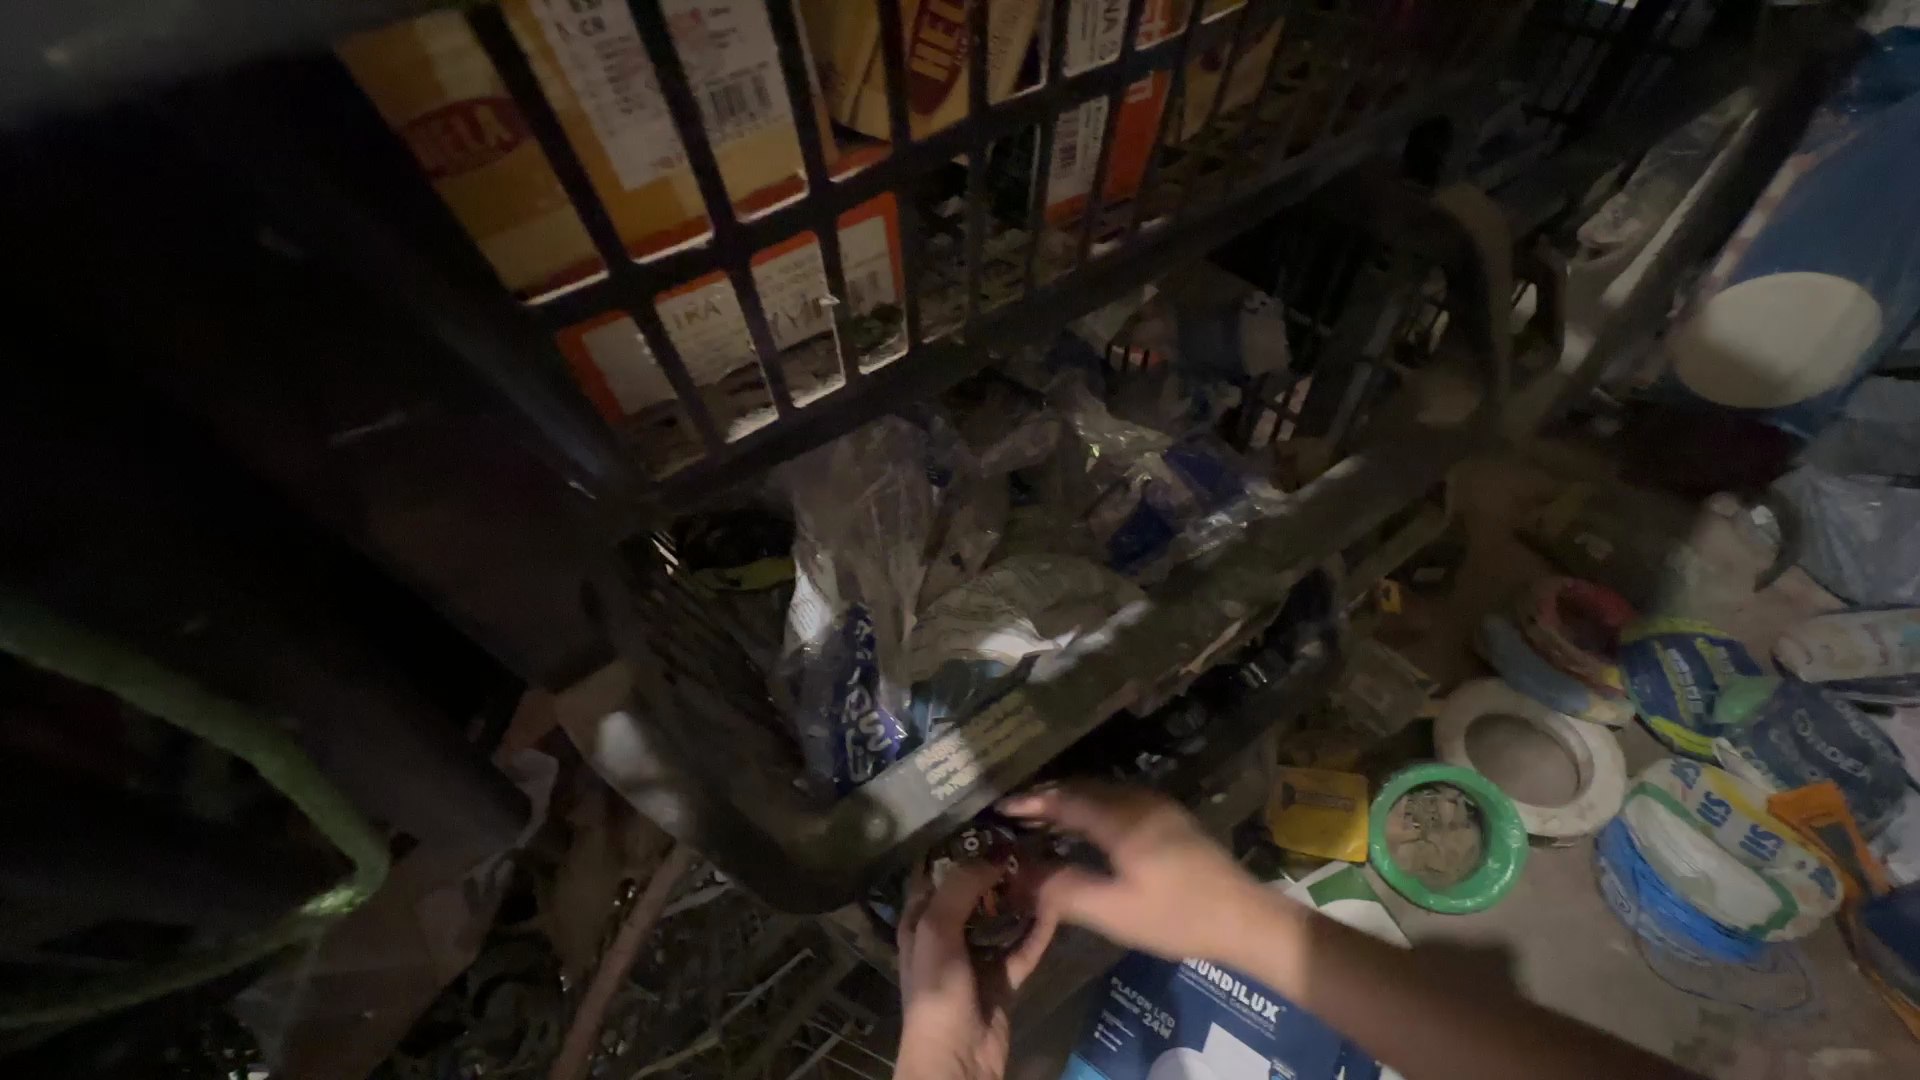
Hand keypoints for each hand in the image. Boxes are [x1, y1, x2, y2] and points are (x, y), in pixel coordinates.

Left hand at [894, 861, 1055, 1079]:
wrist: (957, 1062)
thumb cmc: (936, 990)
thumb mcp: (936, 929)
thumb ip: (961, 887)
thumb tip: (993, 854)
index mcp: (919, 920)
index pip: (933, 872)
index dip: (954, 847)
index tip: (984, 821)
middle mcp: (946, 933)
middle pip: (972, 891)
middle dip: (993, 868)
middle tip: (1023, 840)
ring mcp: (976, 957)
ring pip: (1000, 917)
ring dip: (1018, 896)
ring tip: (1043, 865)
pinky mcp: (1003, 979)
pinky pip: (1023, 947)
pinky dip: (1038, 930)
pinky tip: (1056, 908)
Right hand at [999, 782, 1276, 961]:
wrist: (1244, 917)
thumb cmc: (1176, 916)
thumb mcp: (1115, 912)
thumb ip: (1064, 891)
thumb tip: (1020, 876)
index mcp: (1119, 818)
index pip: (1063, 799)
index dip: (1030, 802)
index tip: (1000, 806)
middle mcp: (1135, 800)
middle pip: (1080, 788)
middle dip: (1046, 798)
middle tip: (1016, 813)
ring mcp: (1155, 805)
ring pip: (1100, 791)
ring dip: (1069, 800)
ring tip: (1043, 819)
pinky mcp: (1168, 816)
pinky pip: (1116, 798)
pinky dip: (1090, 806)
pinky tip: (1085, 828)